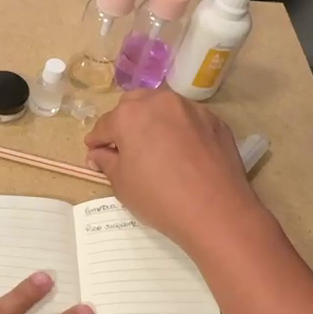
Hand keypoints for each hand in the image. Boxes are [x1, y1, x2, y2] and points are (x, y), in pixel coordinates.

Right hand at [84, 87, 261, 251]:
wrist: (216, 211)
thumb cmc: (159, 197)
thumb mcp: (122, 184)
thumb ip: (106, 162)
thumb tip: (99, 154)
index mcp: (129, 115)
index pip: (104, 125)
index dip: (97, 142)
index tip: (96, 154)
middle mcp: (160, 102)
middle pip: (133, 105)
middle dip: (124, 123)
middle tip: (125, 149)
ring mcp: (191, 109)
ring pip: (163, 107)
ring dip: (153, 122)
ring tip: (154, 148)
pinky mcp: (215, 121)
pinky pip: (188, 120)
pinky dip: (179, 130)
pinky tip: (182, 154)